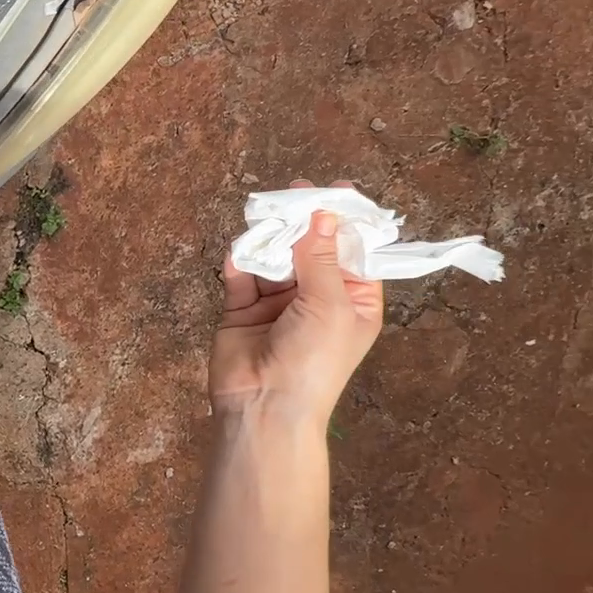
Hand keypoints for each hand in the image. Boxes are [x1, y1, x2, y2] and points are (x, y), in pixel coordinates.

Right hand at [210, 179, 383, 426]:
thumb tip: (323, 216)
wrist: (264, 401)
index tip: (333, 191)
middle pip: (309, 250)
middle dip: (302, 225)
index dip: (344, 222)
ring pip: (273, 260)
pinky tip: (238, 253)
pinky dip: (239, 264)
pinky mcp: (241, 310)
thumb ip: (320, 259)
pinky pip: (240, 279)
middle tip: (291, 193)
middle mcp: (316, 298)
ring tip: (261, 218)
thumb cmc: (313, 359)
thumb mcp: (329, 305)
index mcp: (354, 300)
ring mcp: (276, 304)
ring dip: (268, 241)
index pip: (352, 252)